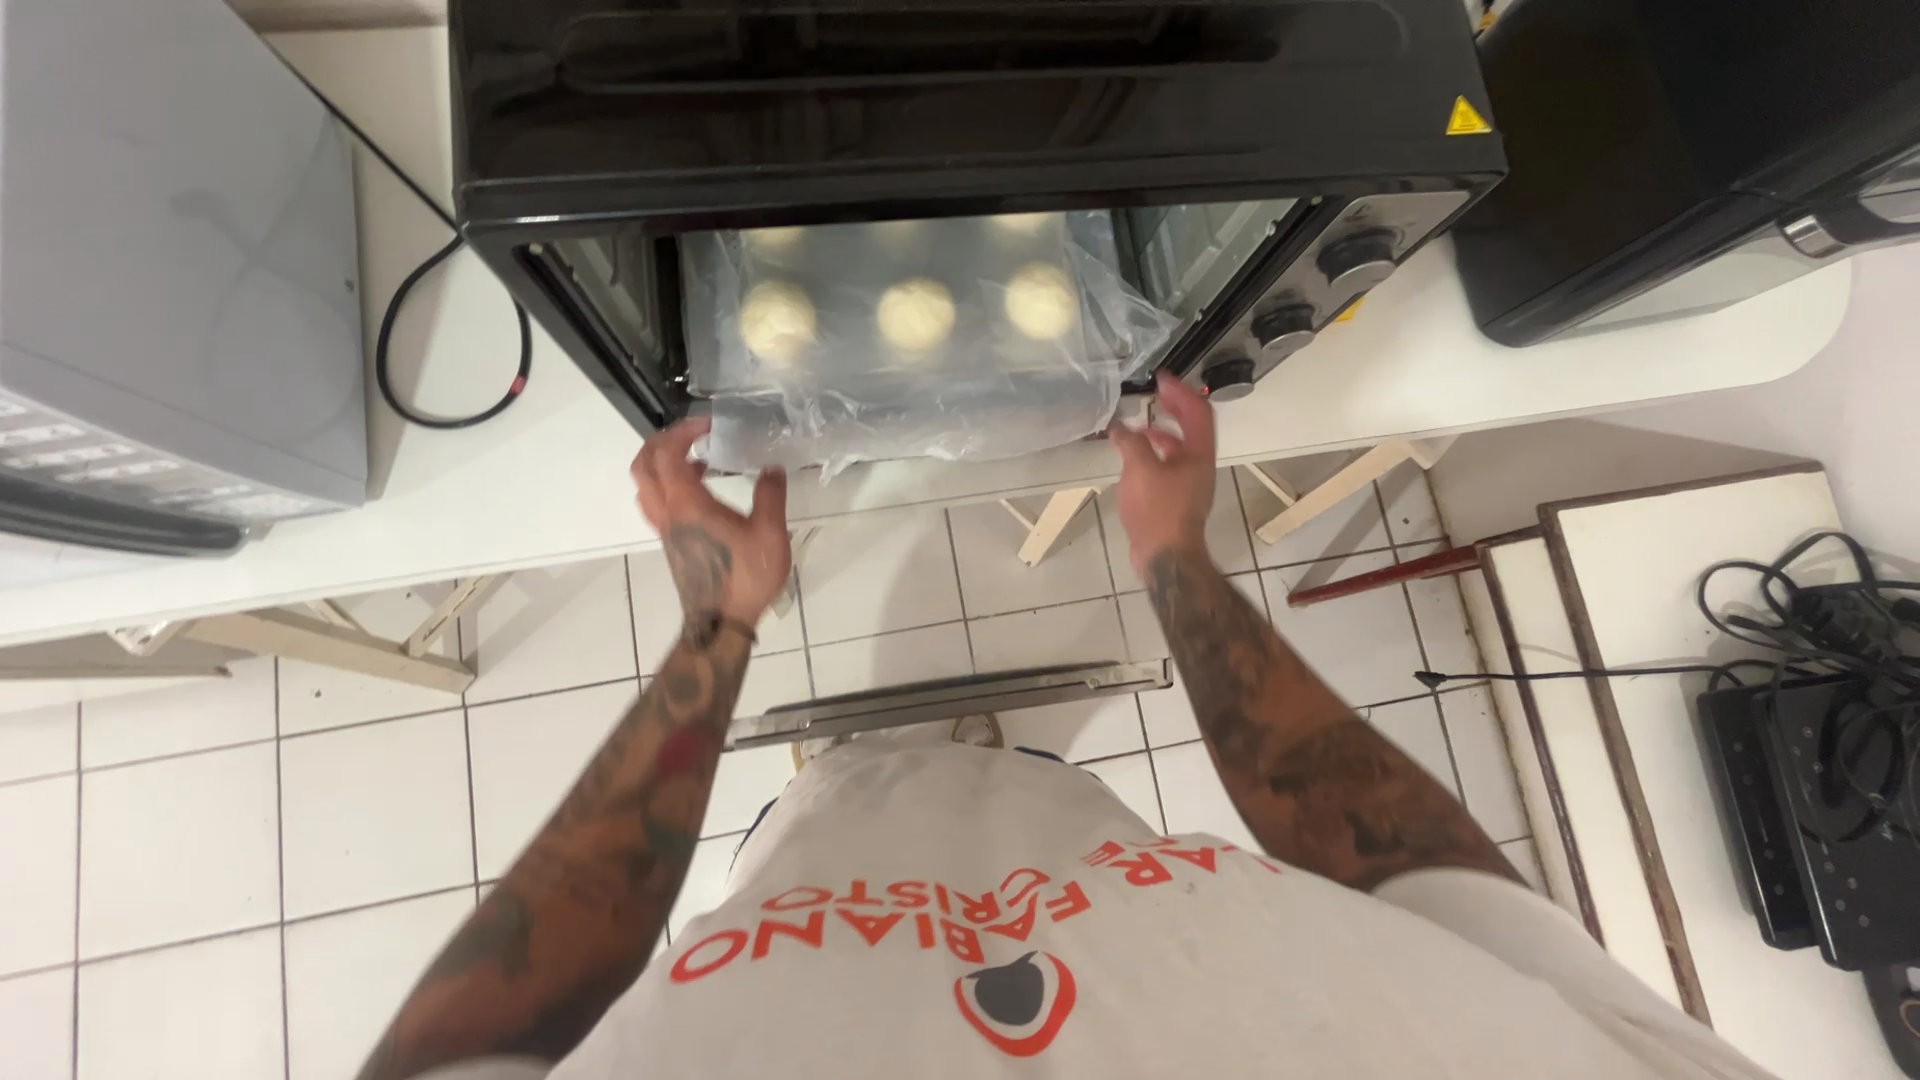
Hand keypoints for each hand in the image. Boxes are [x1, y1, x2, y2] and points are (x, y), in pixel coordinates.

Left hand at [631, 417, 790, 624]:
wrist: (721, 621)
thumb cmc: (744, 576)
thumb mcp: (769, 533)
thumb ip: (770, 496)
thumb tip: (772, 468)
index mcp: (687, 504)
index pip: (669, 454)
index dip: (684, 431)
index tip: (709, 424)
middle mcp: (668, 513)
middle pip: (643, 465)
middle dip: (662, 441)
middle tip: (692, 434)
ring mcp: (666, 530)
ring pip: (645, 486)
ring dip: (661, 463)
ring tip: (696, 458)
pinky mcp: (672, 543)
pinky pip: (657, 503)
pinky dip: (670, 485)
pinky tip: (702, 491)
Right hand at [1108, 372, 1216, 577]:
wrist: (1165, 556)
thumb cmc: (1158, 510)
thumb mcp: (1140, 469)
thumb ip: (1130, 443)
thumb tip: (1119, 428)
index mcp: (1198, 454)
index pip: (1197, 411)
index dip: (1181, 391)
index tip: (1161, 379)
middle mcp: (1199, 465)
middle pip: (1192, 427)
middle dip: (1174, 408)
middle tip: (1155, 395)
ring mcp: (1190, 483)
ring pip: (1180, 448)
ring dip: (1162, 432)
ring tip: (1140, 426)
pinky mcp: (1177, 498)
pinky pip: (1168, 465)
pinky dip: (1154, 454)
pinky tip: (1134, 459)